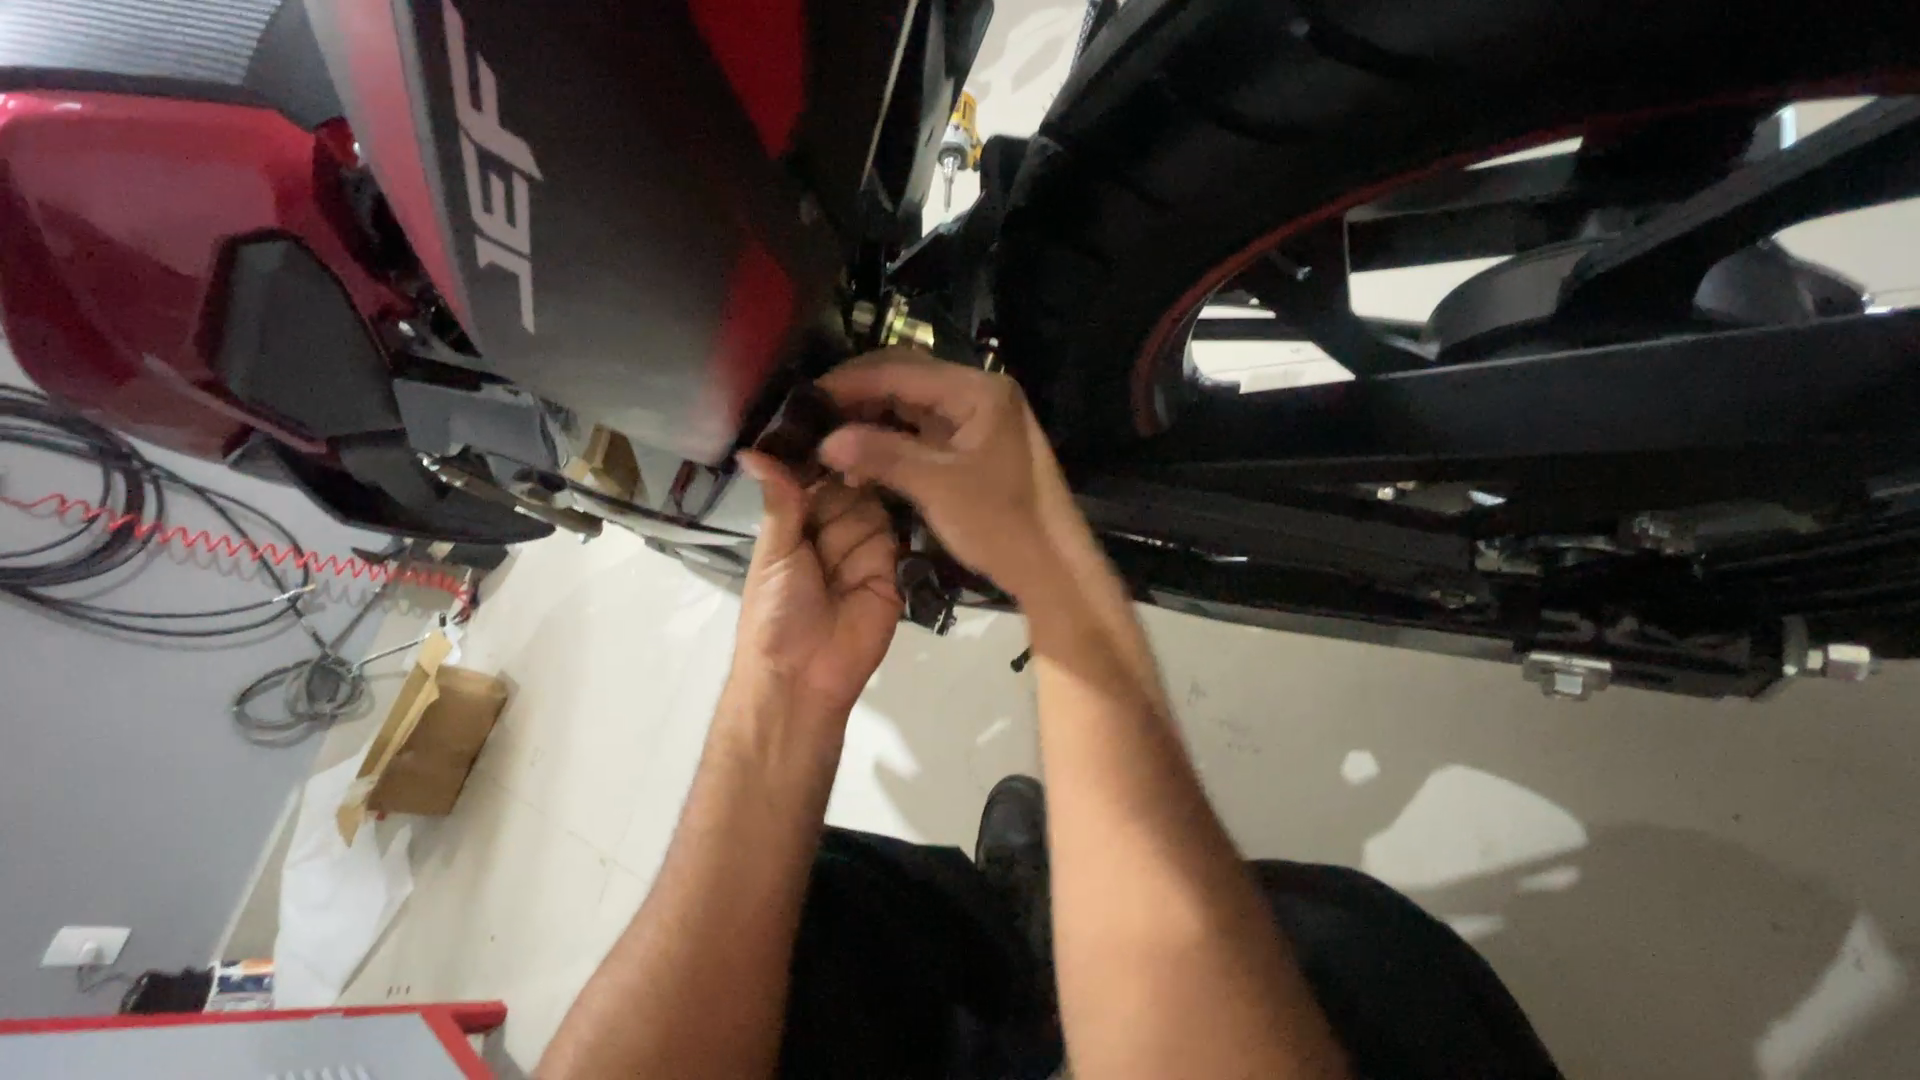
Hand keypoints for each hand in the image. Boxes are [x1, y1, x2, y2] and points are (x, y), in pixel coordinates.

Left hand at [731, 451, 902, 721]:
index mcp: (801, 523)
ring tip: (881, 476)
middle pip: (853, 485)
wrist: (803, 676)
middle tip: (870, 433)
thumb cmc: (775, 613)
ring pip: (877, 506)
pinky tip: (911, 494)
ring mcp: (868, 550)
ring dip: (874, 498)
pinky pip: (901, 538)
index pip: (818, 477)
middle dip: (856, 468)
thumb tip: (752, 452)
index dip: (827, 452)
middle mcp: (837, 531)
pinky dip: (899, 523)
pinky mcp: (896, 571)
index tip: (842, 409)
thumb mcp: (774, 552)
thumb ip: (781, 499)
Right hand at [816, 349, 1086, 599]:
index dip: (850, 382)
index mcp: (978, 390)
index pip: (901, 370)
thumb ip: (882, 455)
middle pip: (905, 378)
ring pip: (910, 405)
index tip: (806, 398)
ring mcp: (976, 419)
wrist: (1051, 566)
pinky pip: (921, 431)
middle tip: (810, 416)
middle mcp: (978, 393)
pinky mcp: (971, 445)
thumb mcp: (938, 488)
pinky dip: (890, 441)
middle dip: (858, 396)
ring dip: (870, 420)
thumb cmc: (1001, 524)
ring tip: (827, 439)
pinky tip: (859, 459)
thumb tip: (824, 440)